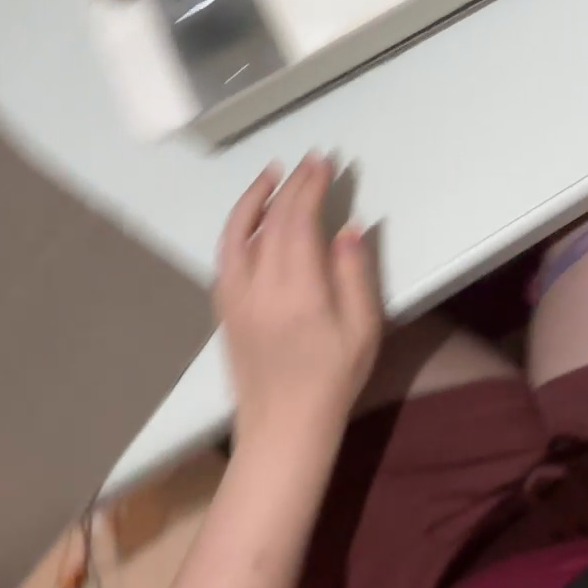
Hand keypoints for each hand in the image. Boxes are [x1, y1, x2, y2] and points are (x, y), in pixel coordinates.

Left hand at [215, 154, 382, 448]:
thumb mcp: (362, 328)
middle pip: (270, 221)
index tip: (323, 162)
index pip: (298, 221)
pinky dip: (237, 228)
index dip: (310, 187)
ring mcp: (235, 297)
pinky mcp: (225, 309)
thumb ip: (355, 274)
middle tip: (309, 161)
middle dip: (291, 185)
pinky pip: (226, 257)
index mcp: (297, 290)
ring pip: (236, 234)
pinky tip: (251, 219)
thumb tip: (348, 228)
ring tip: (271, 173)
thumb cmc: (333, 378)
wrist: (284, 426)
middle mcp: (258, 286)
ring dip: (253, 198)